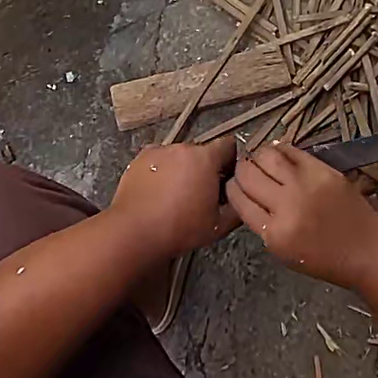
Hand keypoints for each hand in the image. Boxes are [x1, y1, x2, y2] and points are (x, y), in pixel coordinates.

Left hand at [108, 137, 240, 259]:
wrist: (133, 233)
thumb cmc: (180, 229)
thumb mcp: (219, 225)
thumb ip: (238, 207)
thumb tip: (243, 196)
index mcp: (206, 158)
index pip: (228, 145)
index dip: (231, 161)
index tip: (226, 178)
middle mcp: (183, 147)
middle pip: (202, 152)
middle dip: (204, 168)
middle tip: (200, 193)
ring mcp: (159, 151)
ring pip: (179, 156)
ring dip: (182, 168)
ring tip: (175, 195)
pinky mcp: (140, 159)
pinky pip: (159, 160)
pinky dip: (162, 170)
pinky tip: (158, 191)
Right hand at [226, 143, 377, 288]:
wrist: (367, 249)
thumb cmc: (325, 258)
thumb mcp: (283, 252)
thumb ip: (263, 224)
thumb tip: (248, 195)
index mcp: (274, 233)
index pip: (239, 200)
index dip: (232, 189)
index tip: (233, 185)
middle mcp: (286, 205)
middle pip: (248, 174)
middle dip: (241, 170)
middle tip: (245, 170)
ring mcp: (306, 184)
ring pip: (266, 155)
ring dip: (258, 156)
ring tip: (262, 161)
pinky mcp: (322, 170)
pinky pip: (292, 150)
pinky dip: (281, 150)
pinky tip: (281, 156)